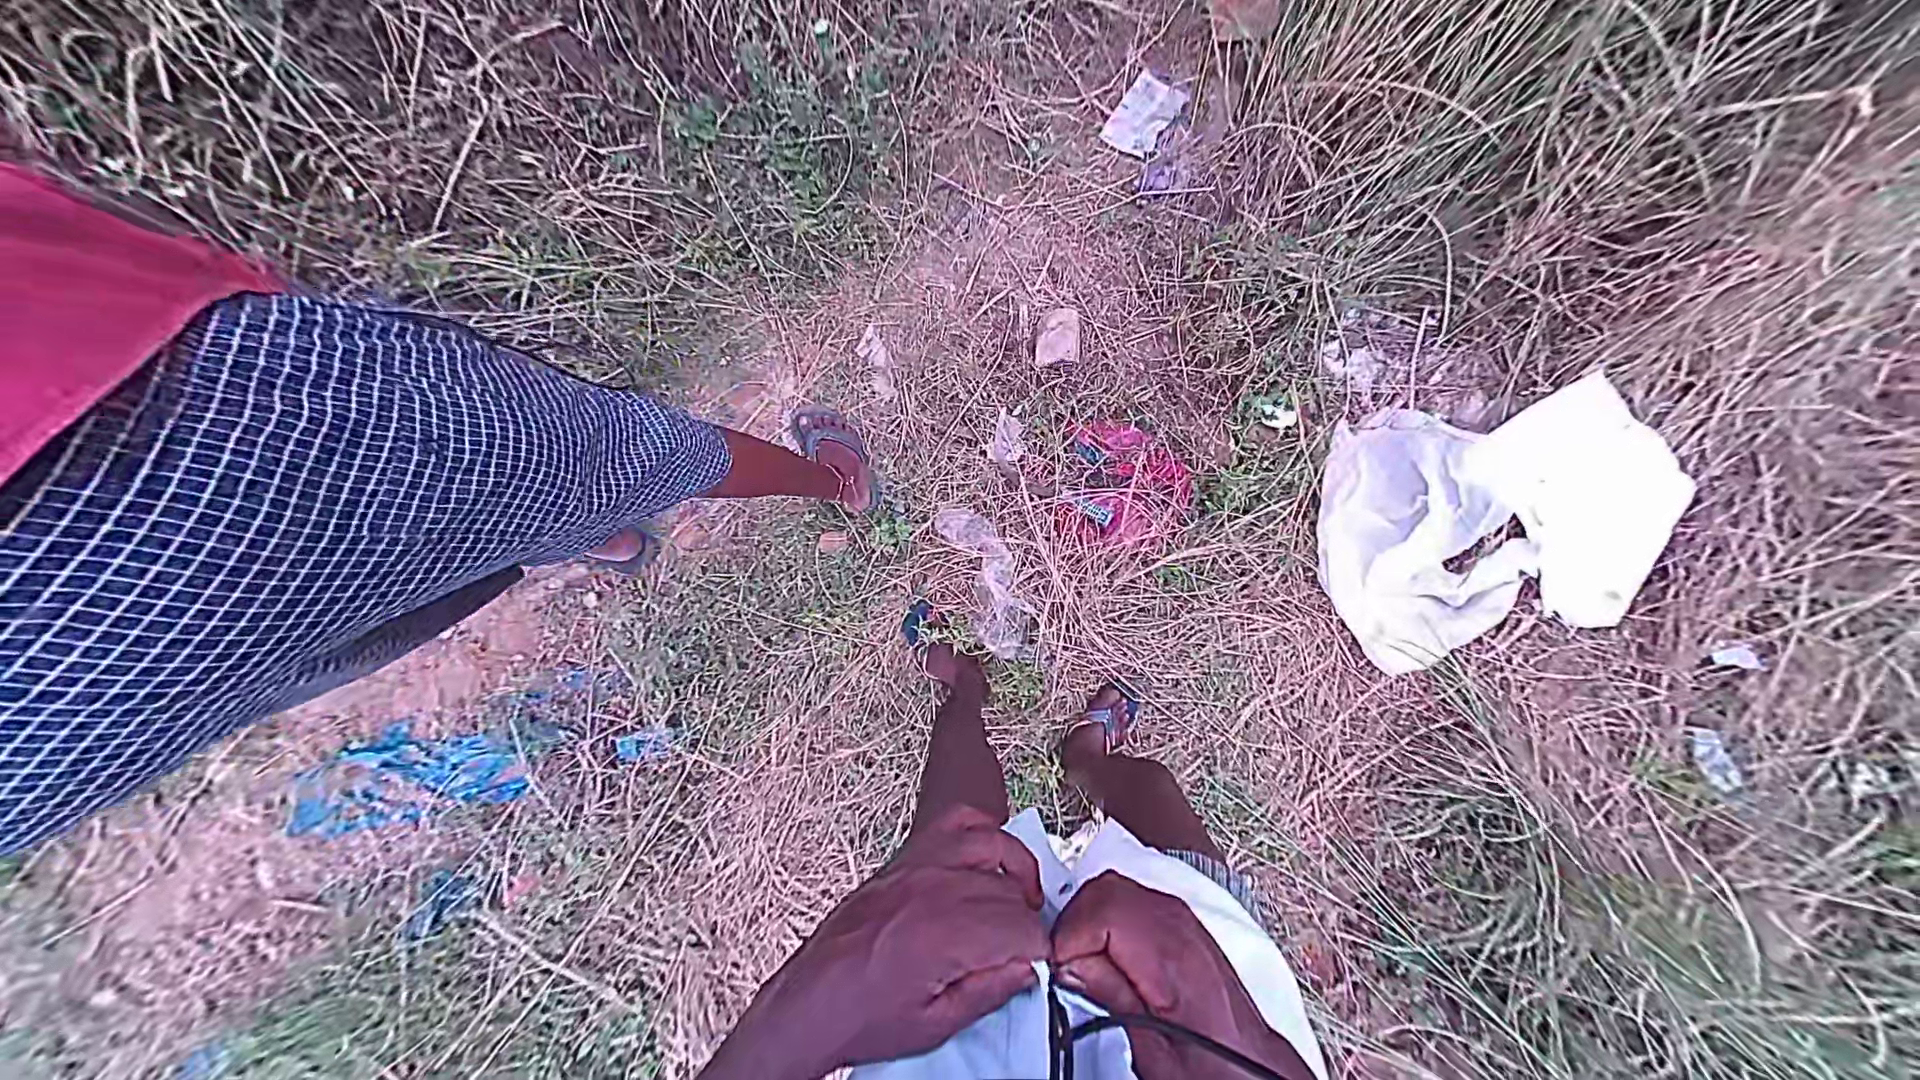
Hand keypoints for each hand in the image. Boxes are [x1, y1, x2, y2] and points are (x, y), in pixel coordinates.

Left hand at [699, 807, 1047, 1079]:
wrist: (814, 997)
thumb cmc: (862, 1013)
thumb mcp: (934, 1024)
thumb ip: (989, 991)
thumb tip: (1026, 968)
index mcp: (946, 935)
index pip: (1022, 928)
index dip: (1041, 948)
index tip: (1041, 961)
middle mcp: (936, 889)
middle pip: (1012, 891)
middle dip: (1029, 920)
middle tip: (1027, 944)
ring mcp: (921, 864)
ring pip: (993, 843)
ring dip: (1018, 868)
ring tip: (1022, 895)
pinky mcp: (908, 856)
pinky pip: (955, 821)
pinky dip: (980, 828)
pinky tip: (988, 851)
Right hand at [1053, 871, 1314, 1079]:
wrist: (1254, 1068)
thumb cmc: (1215, 1069)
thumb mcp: (1156, 1054)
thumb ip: (1110, 1002)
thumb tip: (1068, 964)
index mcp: (1173, 953)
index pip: (1100, 908)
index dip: (1070, 938)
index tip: (1062, 974)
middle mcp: (1177, 922)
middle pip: (1102, 889)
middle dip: (1073, 925)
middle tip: (1067, 970)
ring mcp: (1176, 914)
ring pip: (1110, 888)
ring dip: (1086, 921)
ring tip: (1085, 967)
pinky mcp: (1173, 917)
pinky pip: (1125, 897)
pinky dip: (1104, 919)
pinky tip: (1105, 956)